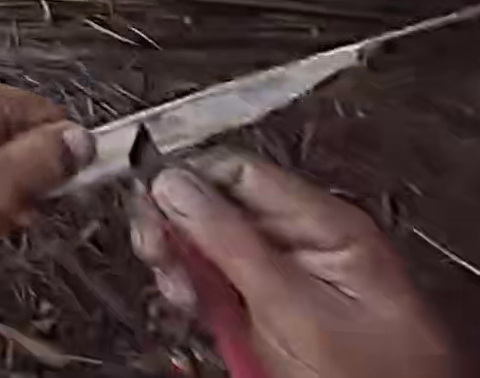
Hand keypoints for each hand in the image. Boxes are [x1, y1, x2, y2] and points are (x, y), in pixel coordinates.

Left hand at [0, 80, 92, 241]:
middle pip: (25, 140)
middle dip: (29, 181)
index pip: (51, 115)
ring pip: (0, 162)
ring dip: (4, 194)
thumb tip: (83, 139)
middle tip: (15, 208)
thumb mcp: (2, 179)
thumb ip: (47, 159)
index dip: (66, 154)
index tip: (66, 189)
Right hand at [130, 152, 461, 377]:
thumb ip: (230, 240)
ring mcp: (278, 268)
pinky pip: (205, 266)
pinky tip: (186, 299)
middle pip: (212, 199)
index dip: (188, 179)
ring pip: (200, 231)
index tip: (152, 196)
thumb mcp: (295, 309)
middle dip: (174, 222)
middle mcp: (300, 238)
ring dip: (174, 253)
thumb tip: (171, 180)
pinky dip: (185, 278)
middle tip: (154, 245)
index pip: (237, 170)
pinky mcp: (260, 295)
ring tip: (174, 285)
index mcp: (327, 227)